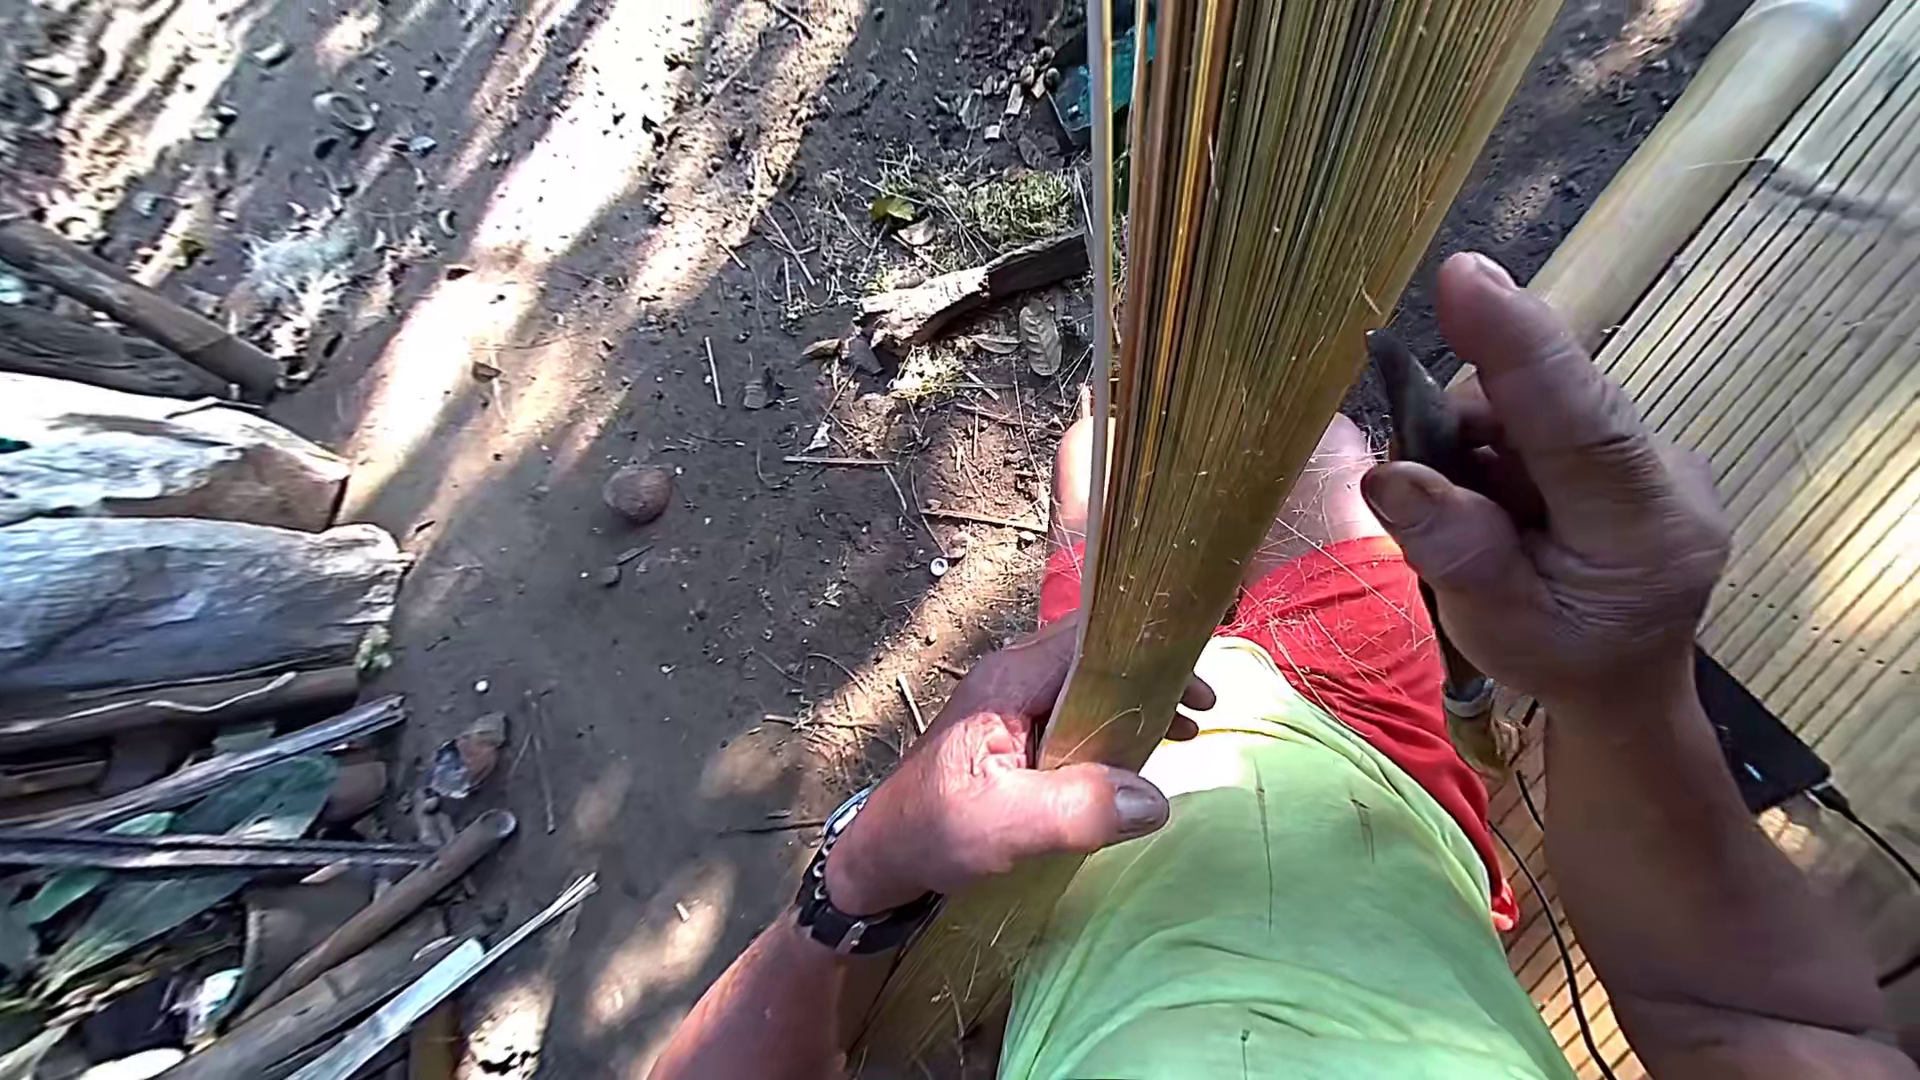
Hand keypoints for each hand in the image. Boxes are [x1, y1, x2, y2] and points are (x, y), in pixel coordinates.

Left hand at [823, 618, 1198, 914]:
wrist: (886, 849)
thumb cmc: (934, 830)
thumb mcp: (1003, 825)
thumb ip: (1074, 808)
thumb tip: (1153, 798)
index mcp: (1010, 679)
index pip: (1087, 639)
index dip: (1143, 652)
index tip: (1193, 681)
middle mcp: (1012, 675)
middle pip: (1092, 655)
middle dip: (1149, 674)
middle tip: (1199, 706)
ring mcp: (1011, 699)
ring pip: (1085, 681)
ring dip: (1134, 698)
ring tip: (1183, 726)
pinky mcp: (1013, 726)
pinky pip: (1073, 707)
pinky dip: (1111, 720)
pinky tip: (1137, 751)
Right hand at [1360, 252, 1730, 712]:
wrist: (1610, 676)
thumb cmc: (1557, 655)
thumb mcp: (1494, 621)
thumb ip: (1449, 547)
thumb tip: (1387, 472)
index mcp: (1640, 521)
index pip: (1579, 417)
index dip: (1518, 344)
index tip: (1463, 278)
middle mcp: (1646, 467)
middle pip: (1528, 404)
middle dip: (1449, 433)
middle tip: (1417, 503)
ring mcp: (1622, 454)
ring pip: (1507, 411)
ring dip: (1449, 451)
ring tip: (1452, 521)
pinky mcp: (1590, 453)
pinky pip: (1507, 426)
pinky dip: (1462, 456)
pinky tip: (1467, 503)